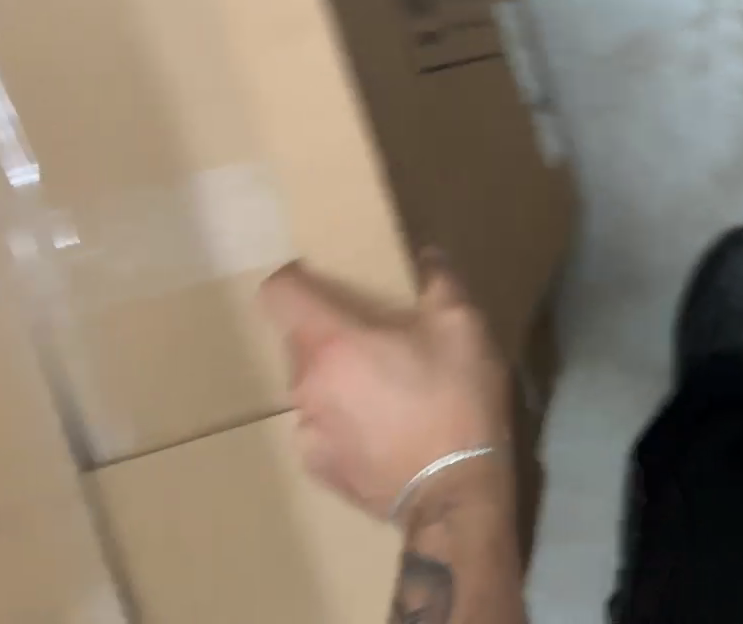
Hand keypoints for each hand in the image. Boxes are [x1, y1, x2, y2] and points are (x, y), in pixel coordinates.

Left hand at [259, 252, 511, 522]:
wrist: (455, 486)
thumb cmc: (457, 394)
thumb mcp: (464, 324)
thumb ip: (440, 281)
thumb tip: (427, 256)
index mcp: (333, 342)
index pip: (278, 294)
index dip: (293, 276)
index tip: (320, 273)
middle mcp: (306, 384)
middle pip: (301, 340)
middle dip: (334, 330)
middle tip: (383, 335)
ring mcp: (306, 432)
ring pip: (314, 385)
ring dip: (341, 376)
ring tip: (390, 387)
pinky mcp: (317, 469)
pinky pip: (323, 426)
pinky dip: (345, 418)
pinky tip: (387, 428)